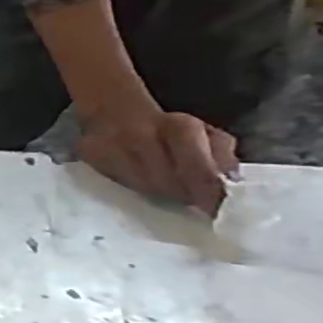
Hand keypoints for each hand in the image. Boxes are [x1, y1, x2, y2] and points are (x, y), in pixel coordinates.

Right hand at [77, 104, 236, 216]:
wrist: (114, 113)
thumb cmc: (169, 127)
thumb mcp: (206, 133)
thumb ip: (222, 157)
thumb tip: (231, 183)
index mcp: (179, 128)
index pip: (198, 171)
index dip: (210, 193)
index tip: (216, 210)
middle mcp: (141, 136)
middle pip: (168, 184)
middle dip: (184, 195)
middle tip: (192, 200)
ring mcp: (111, 147)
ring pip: (142, 187)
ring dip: (160, 194)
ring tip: (169, 191)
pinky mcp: (91, 157)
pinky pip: (119, 182)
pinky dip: (135, 187)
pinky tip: (142, 181)